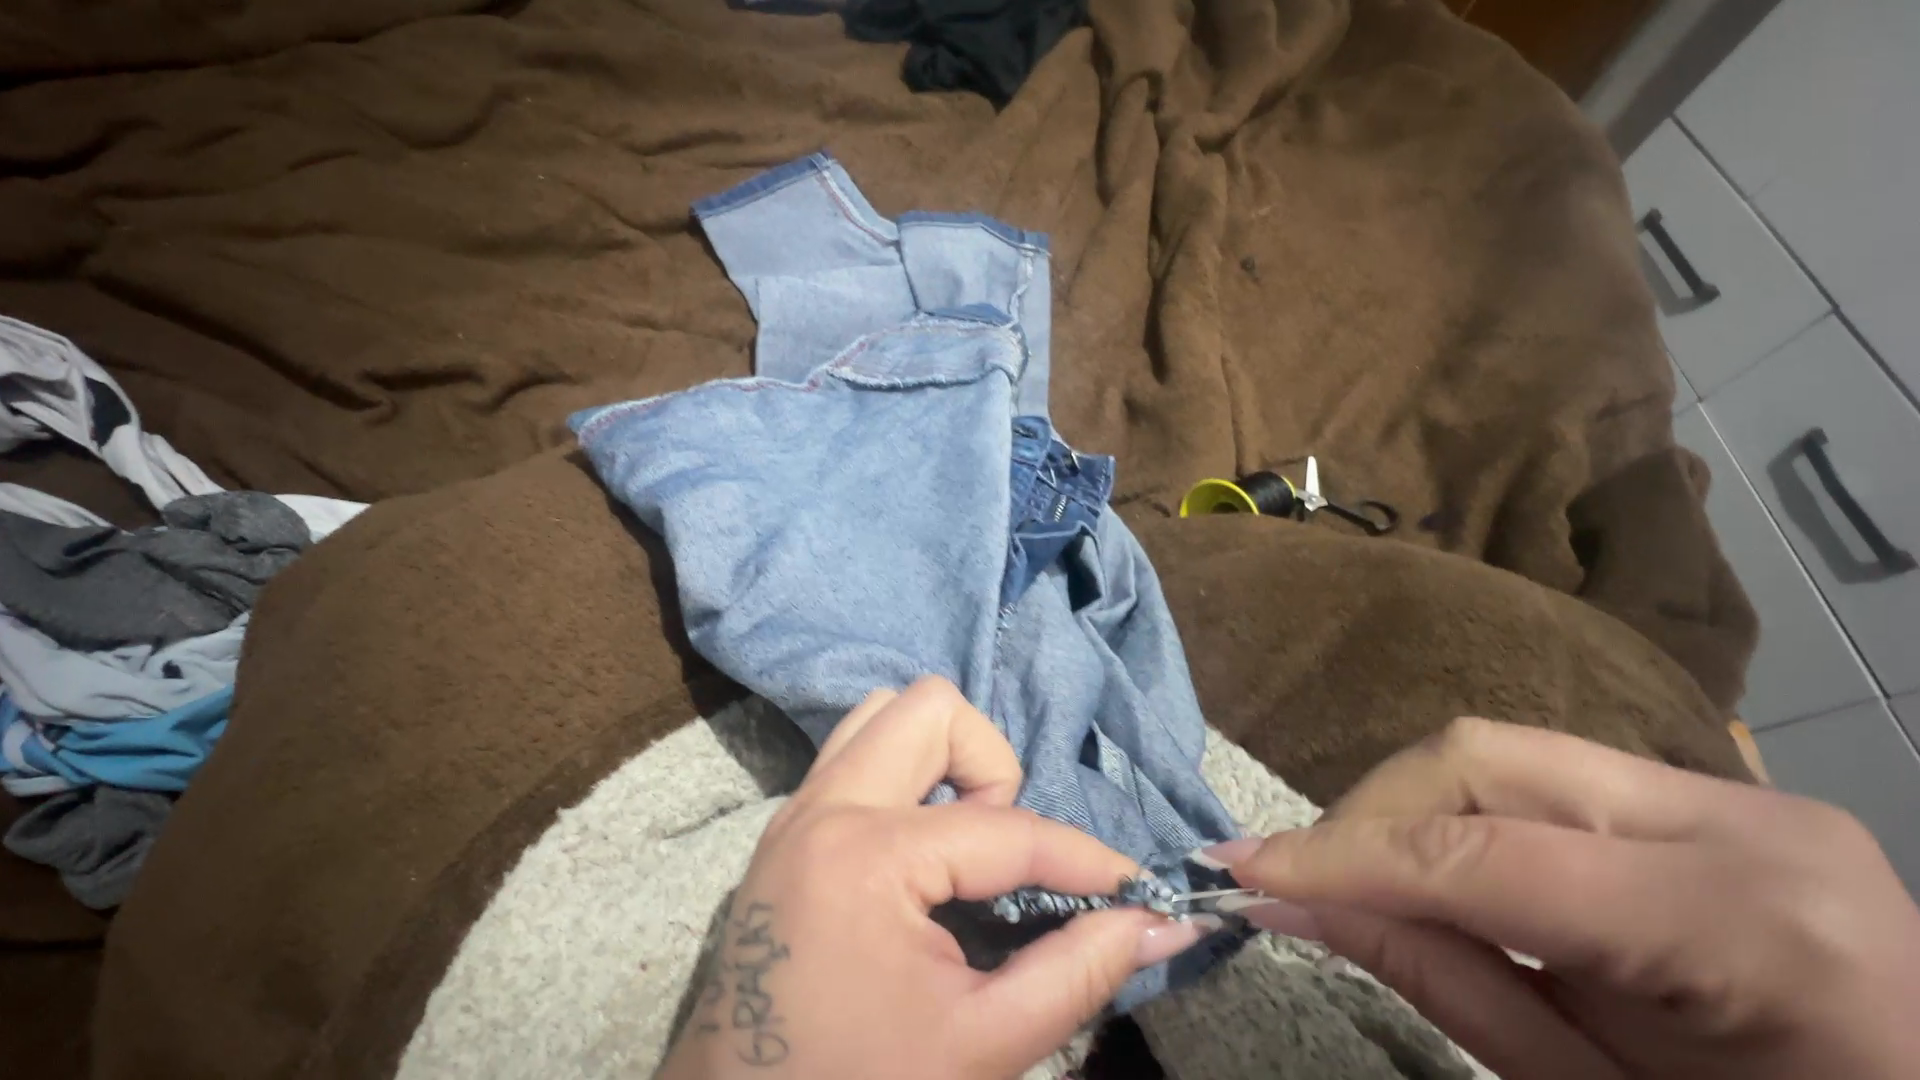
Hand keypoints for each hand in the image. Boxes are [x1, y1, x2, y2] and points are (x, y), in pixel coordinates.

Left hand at [657, 677, 1205, 1079]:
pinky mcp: (787, 827)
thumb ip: (1076, 975)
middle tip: (1003, 857)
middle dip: (993, 769)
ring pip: (885, 715)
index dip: (1084, 858)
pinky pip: (856, 753)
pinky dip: (905, 777)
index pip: (1007, 829)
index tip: (1133, 887)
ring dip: (944, 761)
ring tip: (961, 844)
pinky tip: (921, 850)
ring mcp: (797, 809)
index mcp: (868, 856)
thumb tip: (1154, 925)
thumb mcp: (980, 1047)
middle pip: (932, 709)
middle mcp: (825, 807)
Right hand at [1213, 718, 1919, 1079]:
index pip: (1484, 856)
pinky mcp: (1710, 792)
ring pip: (1500, 751)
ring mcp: (1733, 794)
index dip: (1343, 856)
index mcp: (1744, 930)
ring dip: (1404, 807)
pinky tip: (1434, 867)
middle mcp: (1741, 824)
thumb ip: (1438, 981)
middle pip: (1480, 756)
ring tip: (1361, 877)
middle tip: (1301, 880)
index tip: (1240, 868)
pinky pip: (1540, 778)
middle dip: (1367, 812)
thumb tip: (1287, 906)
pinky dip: (1459, 813)